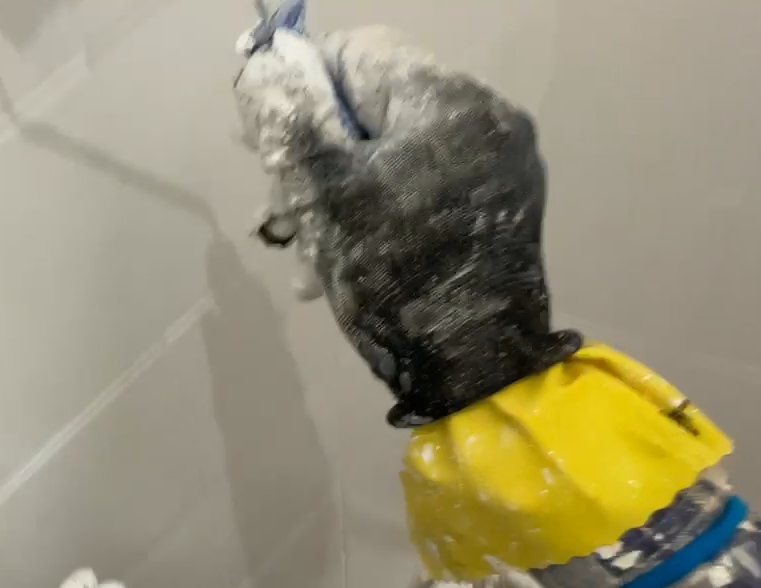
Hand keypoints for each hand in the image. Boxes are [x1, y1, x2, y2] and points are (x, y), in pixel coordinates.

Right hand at [234, 25, 580, 425]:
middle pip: (374, 114)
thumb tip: (265, 68)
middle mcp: (479, 117)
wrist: (470, 360)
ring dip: (335, 202)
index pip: (361, 54)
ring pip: (391, 161)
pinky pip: (421, 194)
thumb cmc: (395, 275)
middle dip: (315, 162)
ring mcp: (494, 166)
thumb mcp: (330, 201)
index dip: (305, 86)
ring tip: (303, 257)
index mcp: (443, 100)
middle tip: (275, 215)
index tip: (267, 138)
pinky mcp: (495, 209)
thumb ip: (296, 129)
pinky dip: (376, 219)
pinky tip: (341, 264)